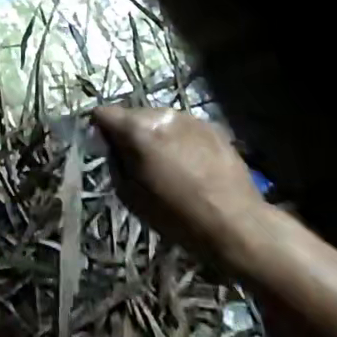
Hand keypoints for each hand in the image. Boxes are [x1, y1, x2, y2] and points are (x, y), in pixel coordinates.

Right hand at [91, 106, 263, 260]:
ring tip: (167, 163)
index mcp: (138, 129)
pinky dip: (179, 139)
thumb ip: (115, 162)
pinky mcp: (211, 125)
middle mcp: (161, 114)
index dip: (100, 128)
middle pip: (134, 114)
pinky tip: (191, 164)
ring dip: (156, 134)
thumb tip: (112, 145)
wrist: (235, 223)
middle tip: (139, 161)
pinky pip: (183, 127)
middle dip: (131, 132)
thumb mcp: (131, 196)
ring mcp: (189, 117)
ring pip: (160, 119)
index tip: (105, 145)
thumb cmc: (177, 216)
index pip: (104, 113)